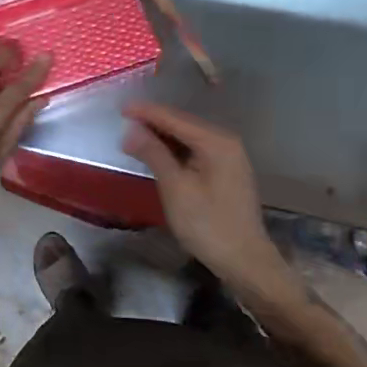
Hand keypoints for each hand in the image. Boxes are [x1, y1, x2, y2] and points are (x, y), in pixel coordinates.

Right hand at [120, 102, 292, 294]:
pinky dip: (177, 149)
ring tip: (136, 135)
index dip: (147, 112)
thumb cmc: (207, 225)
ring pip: (191, 137)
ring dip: (165, 136)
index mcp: (216, 141)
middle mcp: (226, 141)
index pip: (175, 118)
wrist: (244, 260)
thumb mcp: (176, 189)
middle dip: (155, 122)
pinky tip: (161, 153)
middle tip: (124, 121)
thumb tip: (132, 129)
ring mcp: (230, 156)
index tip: (121, 107)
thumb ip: (154, 154)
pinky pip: (197, 150)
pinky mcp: (228, 170)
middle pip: (184, 124)